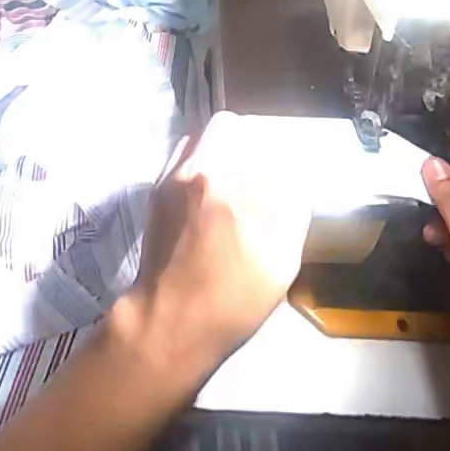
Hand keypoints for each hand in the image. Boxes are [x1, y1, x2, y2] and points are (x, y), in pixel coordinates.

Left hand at [111, 112, 311, 383]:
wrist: (167, 323)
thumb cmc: (230, 300)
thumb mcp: (279, 262)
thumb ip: (291, 210)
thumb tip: (292, 180)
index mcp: (230, 185)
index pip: (267, 152)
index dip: (284, 165)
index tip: (288, 179)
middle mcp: (196, 170)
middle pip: (229, 127)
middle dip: (252, 142)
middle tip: (264, 171)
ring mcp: (171, 177)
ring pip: (202, 136)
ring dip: (224, 146)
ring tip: (237, 177)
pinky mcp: (157, 191)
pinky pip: (183, 154)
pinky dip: (202, 159)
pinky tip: (212, 190)